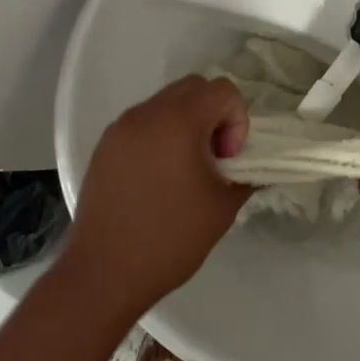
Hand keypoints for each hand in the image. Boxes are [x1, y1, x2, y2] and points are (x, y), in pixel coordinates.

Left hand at [63, 76, 254, 313]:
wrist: (105, 272)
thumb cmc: (170, 239)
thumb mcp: (222, 208)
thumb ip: (246, 177)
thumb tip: (255, 168)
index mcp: (178, 121)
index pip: (222, 90)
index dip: (236, 119)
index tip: (227, 160)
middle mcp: (146, 114)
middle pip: (192, 88)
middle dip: (212, 115)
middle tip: (212, 159)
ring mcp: (120, 128)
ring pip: (165, 103)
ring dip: (185, 124)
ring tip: (184, 171)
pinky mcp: (104, 146)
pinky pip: (142, 124)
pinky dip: (159, 136)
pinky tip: (158, 180)